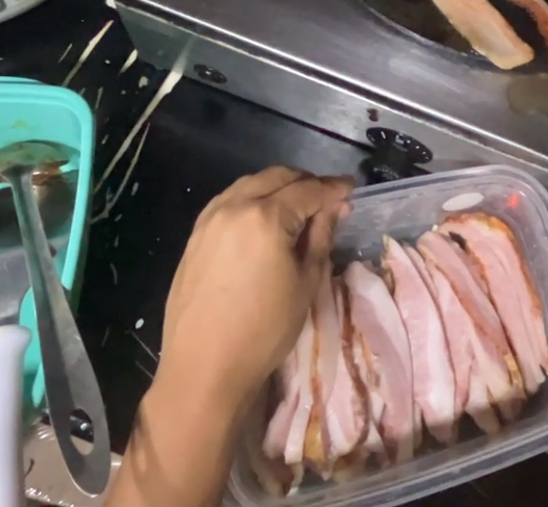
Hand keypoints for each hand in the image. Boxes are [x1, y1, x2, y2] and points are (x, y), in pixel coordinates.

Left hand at [158, 166, 351, 406]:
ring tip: (298, 208)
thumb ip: (321, 236)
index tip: (352, 190)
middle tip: (327, 200)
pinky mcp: (195, 235)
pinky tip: (265, 221)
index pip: (309, 190)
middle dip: (306, 182)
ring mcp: (210, 219)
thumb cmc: (264, 330)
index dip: (334, 188)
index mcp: (265, 217)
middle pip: (278, 177)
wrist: (203, 370)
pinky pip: (230, 201)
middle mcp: (234, 207)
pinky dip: (253, 199)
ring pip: (251, 184)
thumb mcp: (306, 283)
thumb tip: (335, 207)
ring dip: (279, 187)